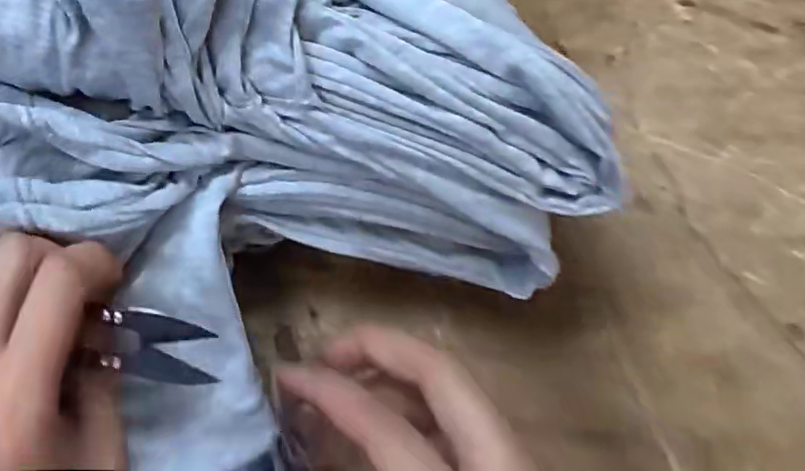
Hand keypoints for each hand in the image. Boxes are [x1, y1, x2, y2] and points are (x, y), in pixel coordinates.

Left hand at [0, 232, 127, 470]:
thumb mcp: (97, 457)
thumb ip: (102, 375)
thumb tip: (97, 314)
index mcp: (16, 394)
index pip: (55, 281)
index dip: (94, 260)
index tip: (115, 273)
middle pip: (10, 251)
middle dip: (55, 251)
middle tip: (80, 284)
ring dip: (19, 256)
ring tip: (45, 288)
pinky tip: (10, 295)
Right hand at [275, 326, 532, 470]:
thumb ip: (359, 453)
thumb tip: (302, 412)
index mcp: (478, 470)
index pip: (381, 419)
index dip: (324, 388)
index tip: (283, 374)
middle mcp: (509, 459)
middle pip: (436, 367)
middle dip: (370, 347)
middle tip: (321, 357)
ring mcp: (521, 460)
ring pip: (451, 392)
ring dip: (389, 383)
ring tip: (343, 399)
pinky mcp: (516, 467)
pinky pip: (461, 425)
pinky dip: (416, 415)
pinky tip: (380, 435)